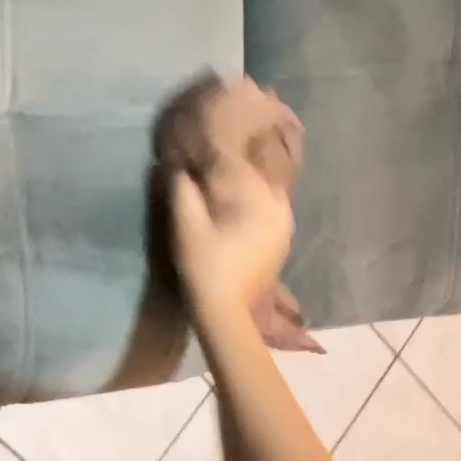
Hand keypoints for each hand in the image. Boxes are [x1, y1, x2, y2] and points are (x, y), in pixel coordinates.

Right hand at [169, 163, 293, 327]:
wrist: (226, 311)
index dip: (213, 153)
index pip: (237, 163)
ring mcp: (285, 223)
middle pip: (256, 171)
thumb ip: (181, 190)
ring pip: (264, 187)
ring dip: (243, 180)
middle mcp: (279, 207)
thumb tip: (175, 164)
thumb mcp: (186, 226)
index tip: (194, 150)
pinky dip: (252, 197)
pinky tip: (234, 202)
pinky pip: (269, 203)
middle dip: (232, 163)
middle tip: (206, 160)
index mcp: (259, 200)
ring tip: (219, 178)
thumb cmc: (204, 265)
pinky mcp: (282, 237)